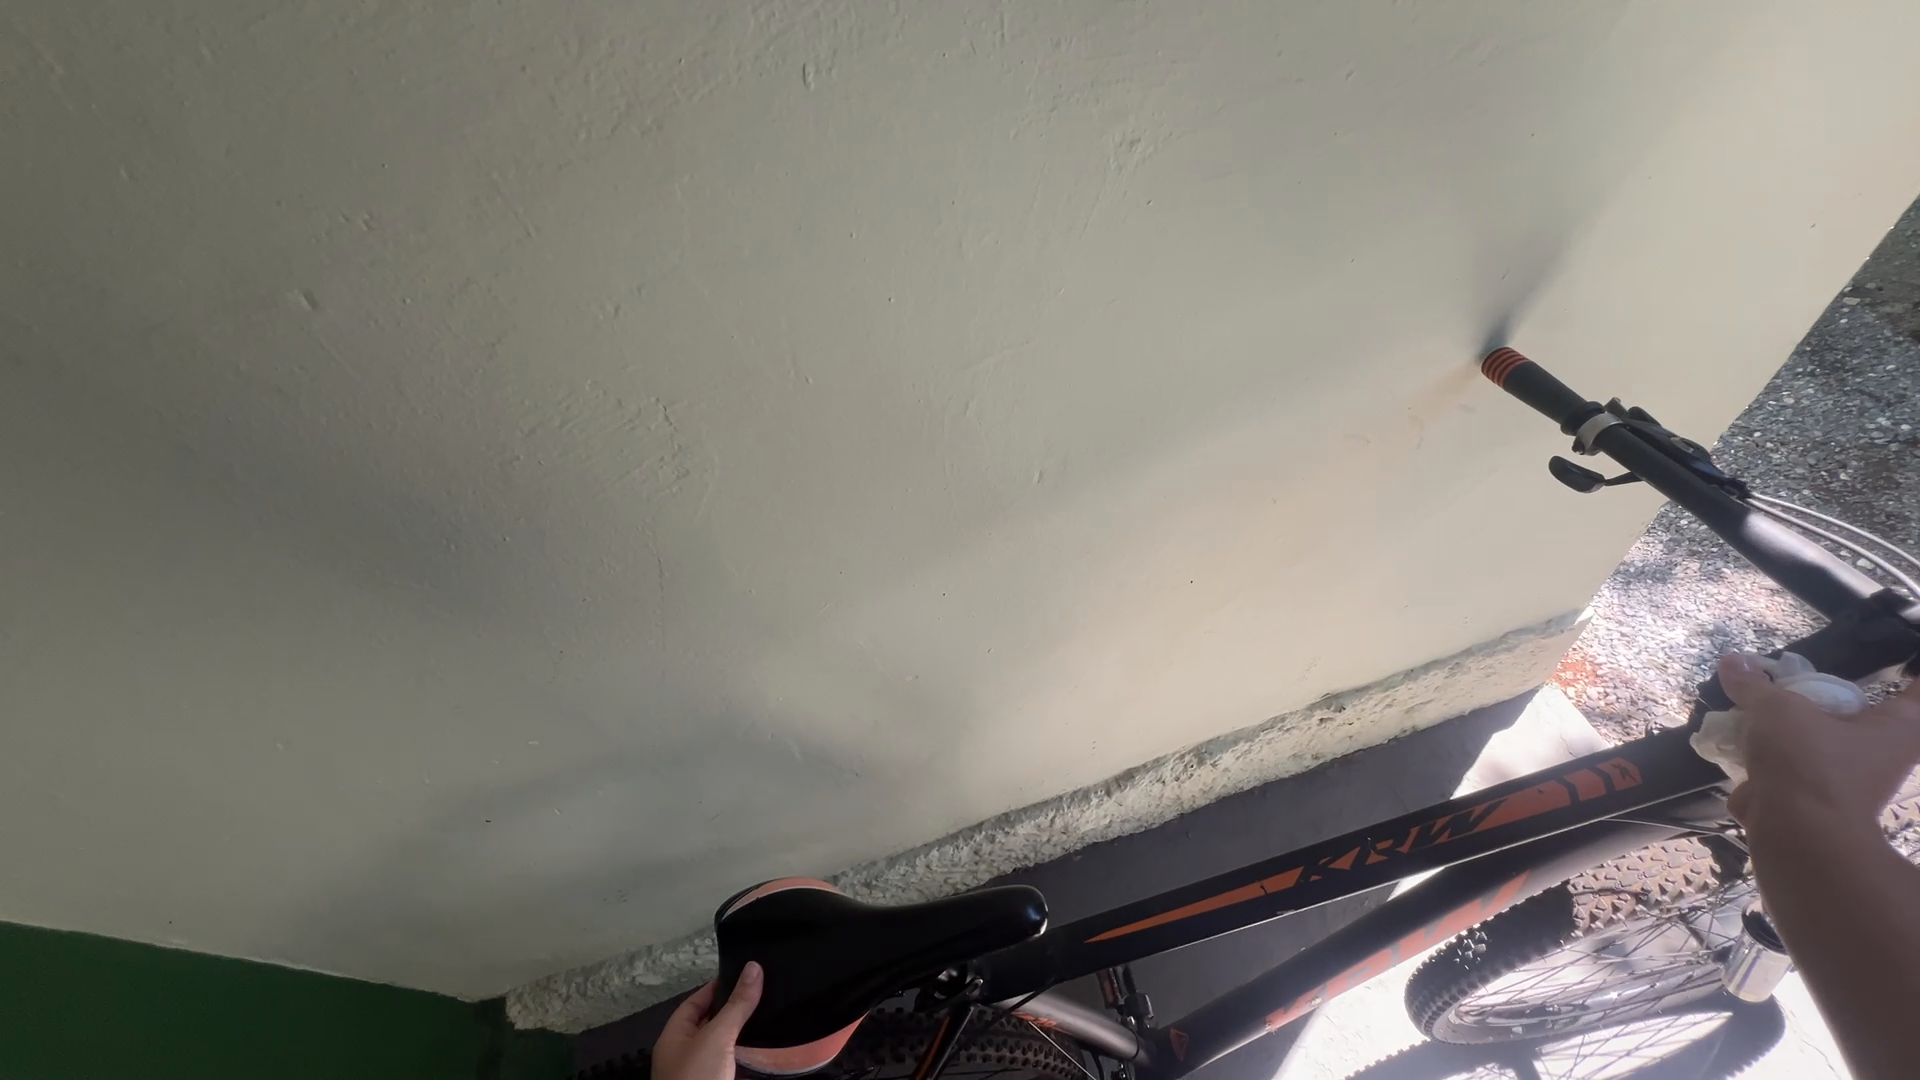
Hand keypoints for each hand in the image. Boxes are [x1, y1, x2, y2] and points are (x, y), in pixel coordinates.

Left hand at [653, 962, 763, 1079]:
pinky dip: (756, 1056)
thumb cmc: (696, 1079)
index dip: (720, 985)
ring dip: (750, 1033)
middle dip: (739, 1008)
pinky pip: (741, 1065)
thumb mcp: (716, 1037)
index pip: (697, 1000)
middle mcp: (689, 1054)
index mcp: (675, 1037)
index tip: (748, 972)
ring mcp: (706, 1073)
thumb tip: (754, 966)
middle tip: (769, 988)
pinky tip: (774, 1045)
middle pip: (715, 1022)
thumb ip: (737, 1004)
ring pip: (731, 1045)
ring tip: (777, 1011)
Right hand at [1719, 653, 1919, 838]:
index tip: (1896, 666)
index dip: (1908, 678)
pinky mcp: (1817, 792)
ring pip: (1824, 740)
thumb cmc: (1808, 760)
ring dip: (1791, 727)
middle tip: (1790, 683)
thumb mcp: (1775, 708)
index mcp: (1897, 728)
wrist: (1797, 826)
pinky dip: (1770, 752)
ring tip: (1750, 710)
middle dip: (1827, 701)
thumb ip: (1755, 684)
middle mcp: (1883, 751)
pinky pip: (1795, 762)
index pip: (1917, 693)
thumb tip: (1735, 660)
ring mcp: (1851, 775)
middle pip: (1861, 715)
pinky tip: (1739, 741)